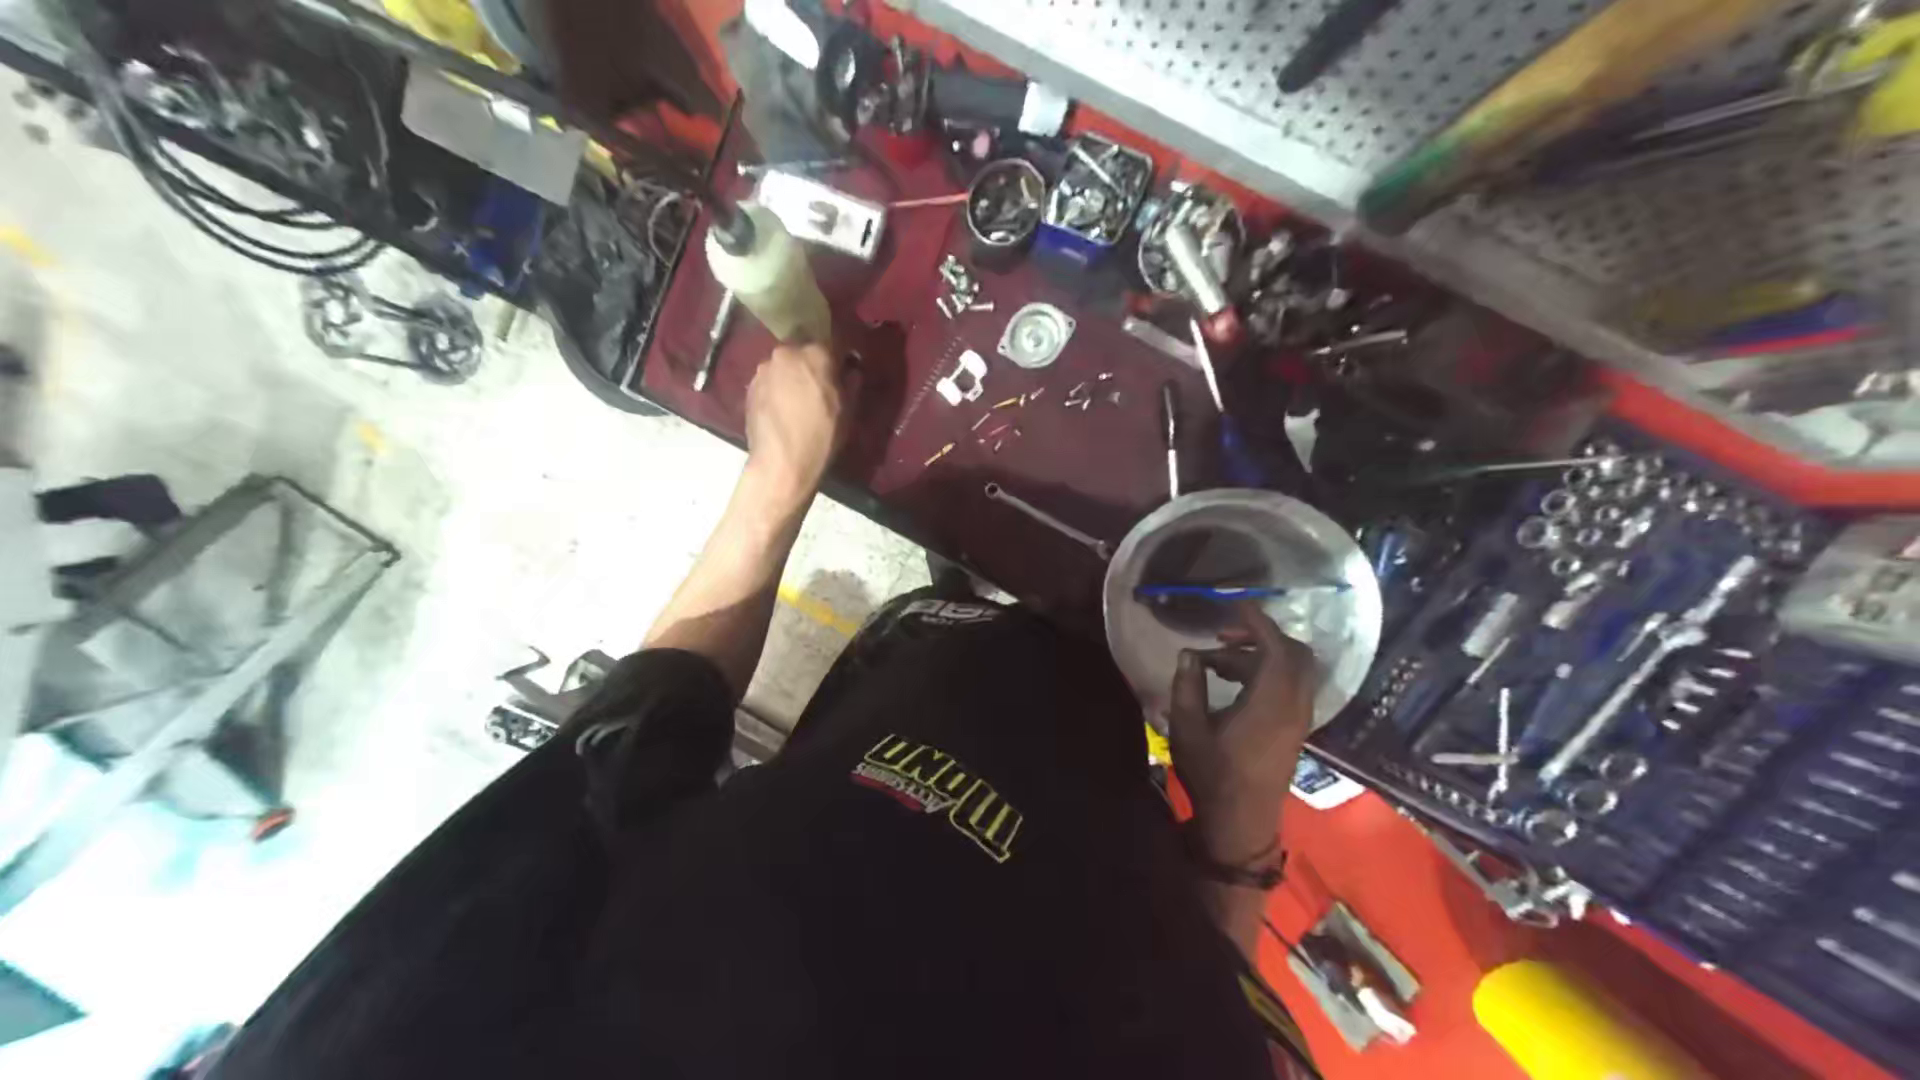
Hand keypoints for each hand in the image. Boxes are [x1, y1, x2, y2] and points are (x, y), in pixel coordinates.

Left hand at [743, 343, 855, 497]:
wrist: (782, 462)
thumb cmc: (822, 435)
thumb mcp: (848, 410)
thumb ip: (851, 382)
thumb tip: (851, 370)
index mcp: (815, 353)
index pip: (832, 341)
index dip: (839, 354)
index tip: (845, 366)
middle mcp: (785, 352)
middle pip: (802, 350)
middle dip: (811, 362)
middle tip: (819, 384)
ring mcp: (763, 369)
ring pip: (783, 364)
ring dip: (792, 375)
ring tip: (798, 399)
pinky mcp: (749, 386)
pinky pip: (769, 380)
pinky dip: (777, 388)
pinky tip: (782, 408)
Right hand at [1167, 604, 1317, 867]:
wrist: (1240, 823)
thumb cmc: (1212, 774)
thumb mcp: (1187, 728)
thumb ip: (1188, 685)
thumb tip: (1190, 654)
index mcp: (1271, 702)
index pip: (1276, 647)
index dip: (1258, 622)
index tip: (1235, 607)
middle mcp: (1294, 706)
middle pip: (1294, 654)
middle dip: (1262, 636)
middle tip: (1224, 637)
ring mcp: (1298, 720)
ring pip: (1292, 671)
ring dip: (1260, 656)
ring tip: (1215, 662)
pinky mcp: (1294, 730)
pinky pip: (1289, 687)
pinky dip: (1266, 673)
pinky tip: (1231, 683)